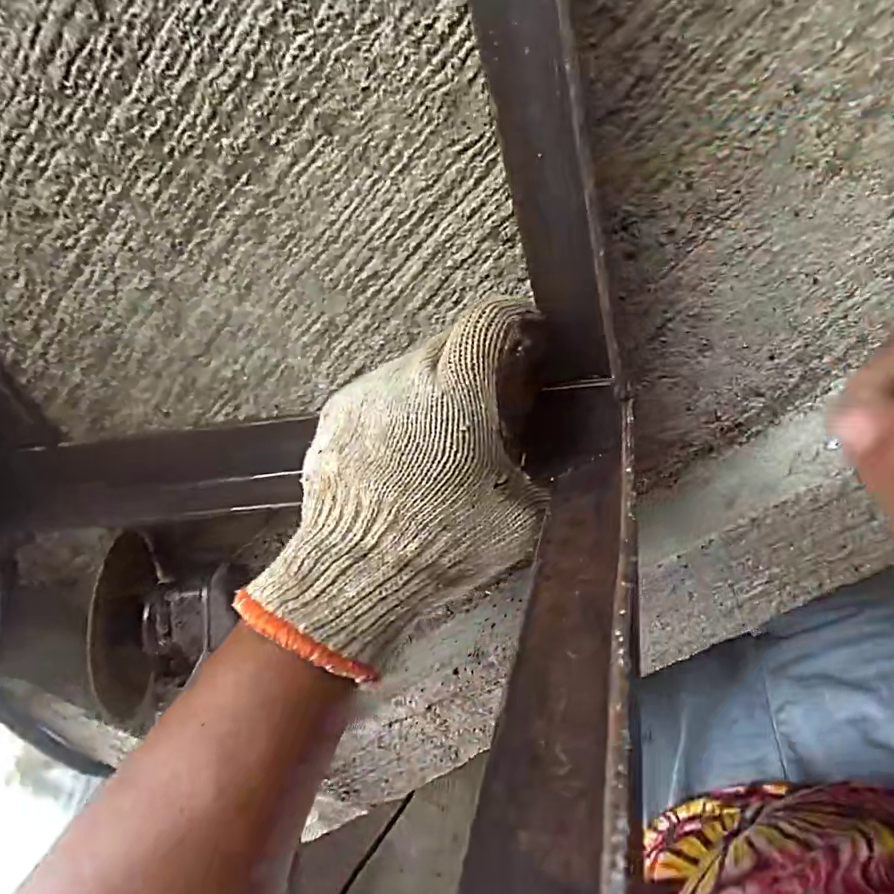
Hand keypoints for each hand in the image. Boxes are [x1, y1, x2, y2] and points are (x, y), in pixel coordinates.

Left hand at [236, 300, 546, 682]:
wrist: (356, 573)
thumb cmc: (437, 545)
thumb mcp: (520, 517)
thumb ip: (541, 475)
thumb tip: (556, 463)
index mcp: (457, 394)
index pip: (488, 320)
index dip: (514, 319)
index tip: (527, 330)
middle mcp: (406, 380)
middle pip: (451, 339)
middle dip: (481, 356)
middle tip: (498, 391)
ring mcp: (366, 396)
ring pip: (413, 366)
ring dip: (441, 385)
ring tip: (454, 431)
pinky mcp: (336, 417)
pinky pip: (381, 394)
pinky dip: (405, 408)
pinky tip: (414, 450)